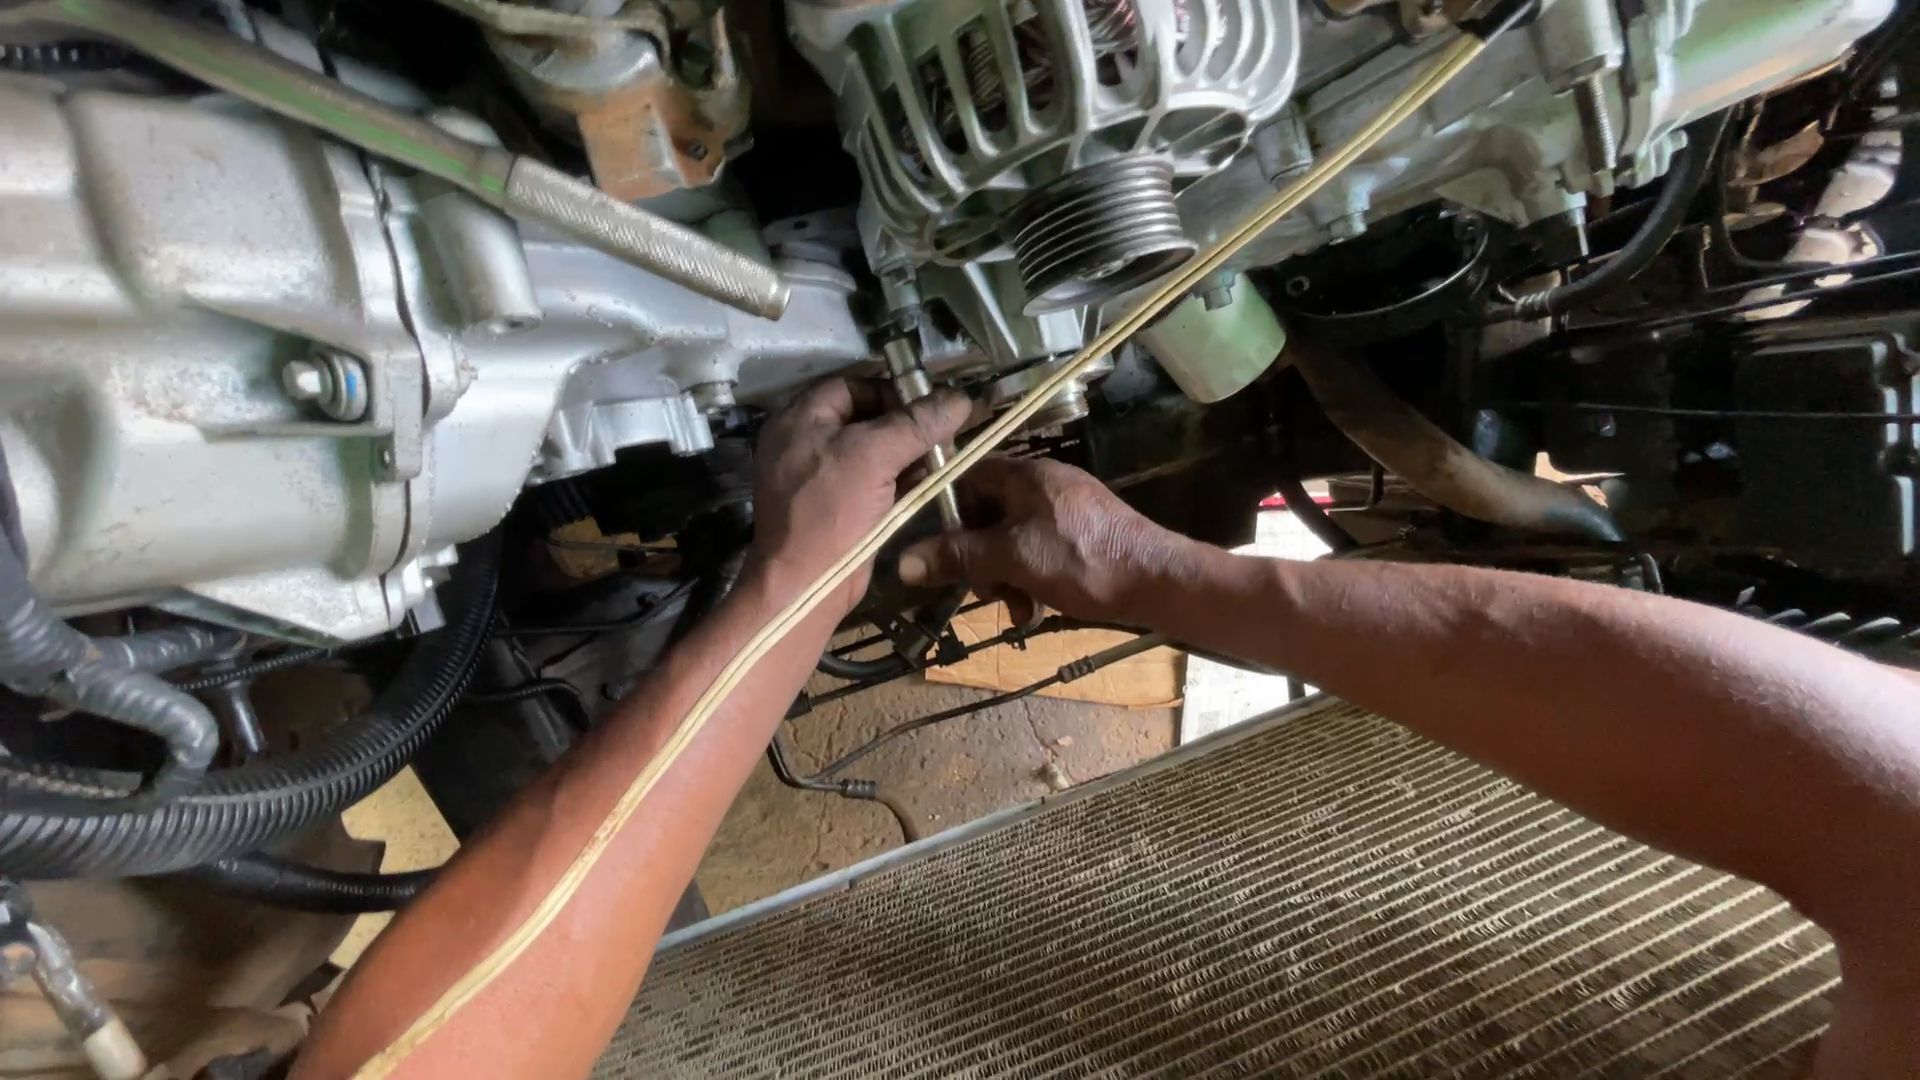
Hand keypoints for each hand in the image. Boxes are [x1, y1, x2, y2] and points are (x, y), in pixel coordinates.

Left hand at [748, 378, 974, 618]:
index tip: (931, 405)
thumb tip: (960, 398)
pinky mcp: (839, 508)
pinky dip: (903, 479)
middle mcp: (807, 443)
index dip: (893, 391)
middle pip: (867, 419)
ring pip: (874, 452)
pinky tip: (933, 480)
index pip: (853, 386)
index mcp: (800, 419)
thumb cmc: (831, 511)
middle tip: (945, 431)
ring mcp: (822, 479)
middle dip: (908, 424)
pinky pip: (875, 482)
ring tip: (946, 455)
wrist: (806, 585)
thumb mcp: (873, 456)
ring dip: (911, 453)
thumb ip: (916, 424)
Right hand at [895, 456, 1187, 624]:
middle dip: (980, 559)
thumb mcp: (1011, 559)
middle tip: (986, 592)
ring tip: (1018, 610)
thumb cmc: (1080, 560)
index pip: (965, 478)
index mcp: (1024, 475)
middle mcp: (1042, 484)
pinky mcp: (1081, 533)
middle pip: (987, 515)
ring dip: (1005, 576)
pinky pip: (1038, 550)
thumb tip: (901, 562)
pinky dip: (1030, 578)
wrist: (1156, 581)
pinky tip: (1037, 610)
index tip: (942, 553)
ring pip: (1012, 539)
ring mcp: (1064, 509)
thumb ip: (957, 557)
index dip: (947, 514)